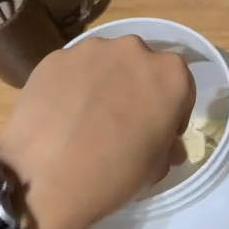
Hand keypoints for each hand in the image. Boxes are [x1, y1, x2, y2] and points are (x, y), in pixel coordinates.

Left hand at [0, 34, 193, 228]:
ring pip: (106, 64)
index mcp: (171, 75)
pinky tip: (64, 116)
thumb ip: (168, 144)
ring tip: (89, 119)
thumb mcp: (158, 167)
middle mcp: (134, 50)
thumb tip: (166, 143)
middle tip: (125, 123)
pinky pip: (73, 70)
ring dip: (105, 85)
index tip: (161, 131)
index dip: (173, 111)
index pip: (182, 87)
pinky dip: (74, 87)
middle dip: (138, 90)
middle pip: (143, 67)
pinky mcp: (53, 57)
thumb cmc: (116, 174)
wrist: (46, 178)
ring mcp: (90, 50)